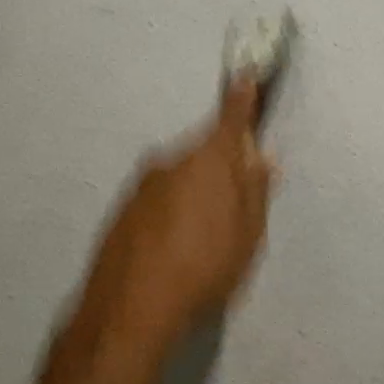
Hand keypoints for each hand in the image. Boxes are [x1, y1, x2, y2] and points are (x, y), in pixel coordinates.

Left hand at [80, 79, 273, 346]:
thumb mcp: (247, 236)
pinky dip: (169, 211)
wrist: (129, 308)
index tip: (245, 75)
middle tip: (233, 205)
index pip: (232, 117)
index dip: (242, 97)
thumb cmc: (204, 268)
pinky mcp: (121, 208)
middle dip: (220, 165)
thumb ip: (255, 192)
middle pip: (204, 150)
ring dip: (193, 191)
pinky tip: (172, 248)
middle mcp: (172, 159)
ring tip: (201, 239)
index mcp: (210, 159)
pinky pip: (157, 198)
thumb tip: (261, 159)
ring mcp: (142, 183)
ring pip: (178, 175)